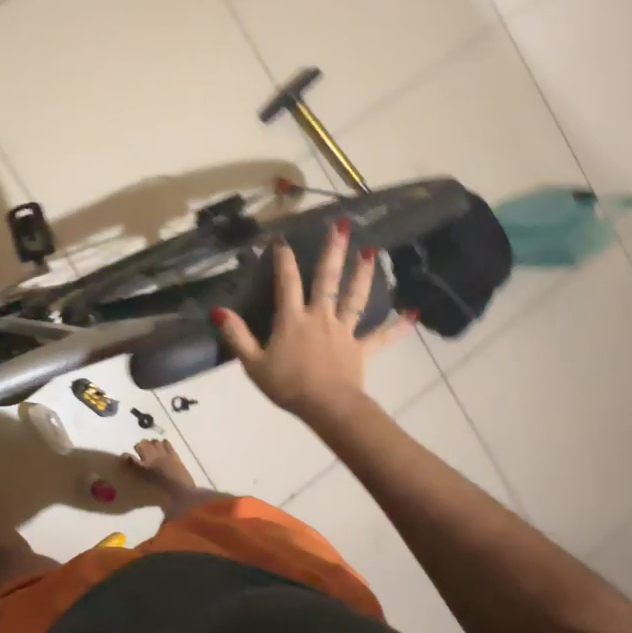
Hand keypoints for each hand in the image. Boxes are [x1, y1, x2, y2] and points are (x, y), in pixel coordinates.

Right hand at [213, 220, 412, 420]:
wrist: (326, 406)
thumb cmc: (287, 385)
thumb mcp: (253, 363)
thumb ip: (237, 335)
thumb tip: (219, 310)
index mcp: (292, 319)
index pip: (286, 282)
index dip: (283, 259)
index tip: (282, 239)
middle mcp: (320, 317)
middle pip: (327, 279)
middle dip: (333, 251)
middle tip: (341, 226)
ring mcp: (344, 331)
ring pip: (355, 298)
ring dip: (364, 274)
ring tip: (372, 252)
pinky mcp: (361, 348)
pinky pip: (381, 336)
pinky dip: (397, 326)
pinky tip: (413, 314)